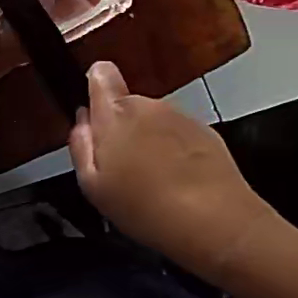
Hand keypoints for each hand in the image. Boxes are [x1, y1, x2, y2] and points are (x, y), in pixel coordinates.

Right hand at [68, 61, 276, 266]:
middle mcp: (148, 106)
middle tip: (121, 166)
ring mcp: (181, 117)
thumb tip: (82, 123)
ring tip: (151, 179)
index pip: (100, 74)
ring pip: (153, 120)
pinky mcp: (208, 132)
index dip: (94, 86)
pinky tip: (176, 182)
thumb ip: (80, 146)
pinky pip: (179, 134)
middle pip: (126, 104)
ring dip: (148, 140)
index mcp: (113, 115)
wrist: (217, 223)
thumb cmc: (144, 206)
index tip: (94, 114)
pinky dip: (175, 151)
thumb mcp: (92, 185)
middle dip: (121, 127)